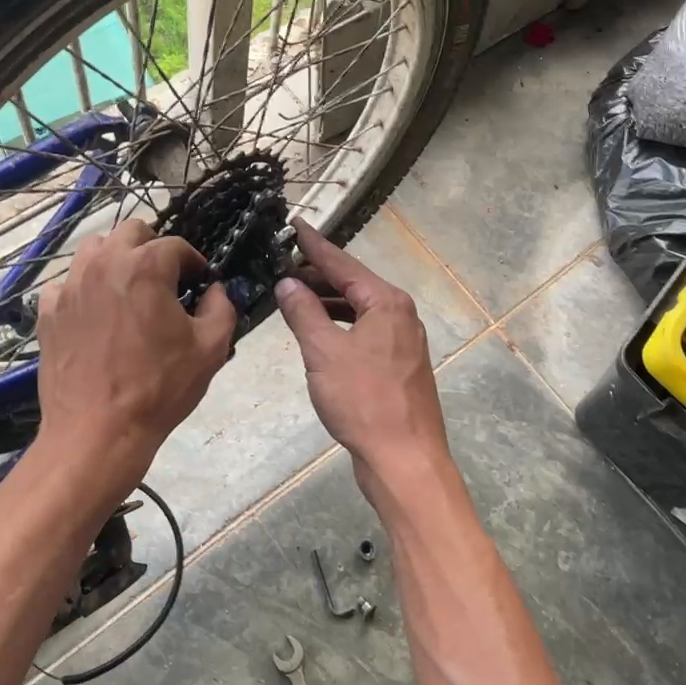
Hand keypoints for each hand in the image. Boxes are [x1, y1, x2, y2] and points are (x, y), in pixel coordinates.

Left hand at [33, 219, 234, 487]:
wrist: (96, 432)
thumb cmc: (158, 389)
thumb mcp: (210, 349)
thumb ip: (221, 308)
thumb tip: (215, 290)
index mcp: (146, 266)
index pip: (177, 245)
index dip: (194, 262)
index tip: (199, 283)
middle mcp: (104, 263)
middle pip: (132, 232)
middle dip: (153, 248)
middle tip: (165, 280)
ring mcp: (70, 285)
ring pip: (94, 248)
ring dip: (116, 259)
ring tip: (128, 290)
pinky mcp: (48, 311)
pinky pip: (65, 284)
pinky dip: (82, 289)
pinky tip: (94, 314)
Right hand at [274, 219, 450, 490]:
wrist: (405, 460)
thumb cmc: (364, 400)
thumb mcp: (323, 352)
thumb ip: (303, 312)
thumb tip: (286, 282)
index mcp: (386, 302)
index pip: (342, 263)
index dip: (314, 245)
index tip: (294, 224)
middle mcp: (400, 315)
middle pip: (352, 284)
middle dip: (316, 276)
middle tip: (280, 268)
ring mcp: (402, 342)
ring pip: (358, 310)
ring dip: (325, 304)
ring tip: (292, 299)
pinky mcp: (398, 367)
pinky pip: (363, 332)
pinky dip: (338, 327)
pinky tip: (317, 335)